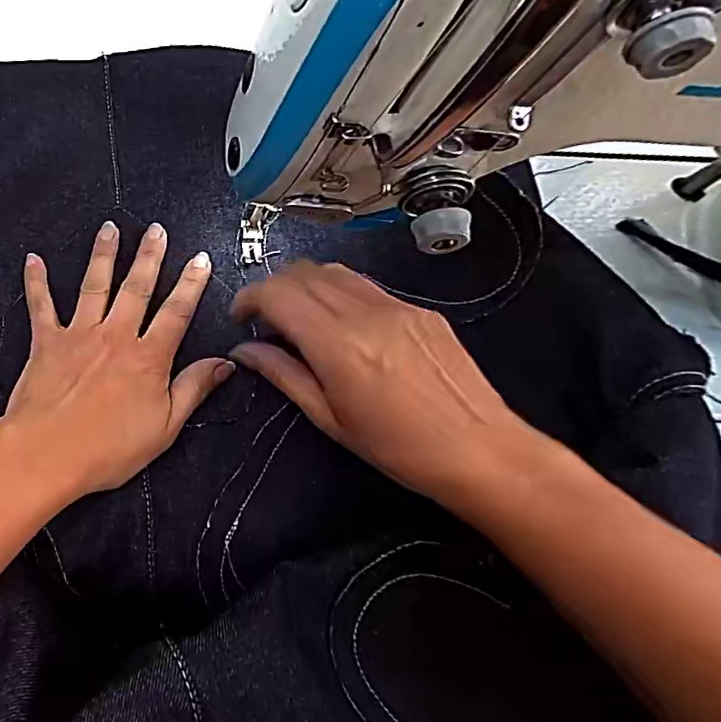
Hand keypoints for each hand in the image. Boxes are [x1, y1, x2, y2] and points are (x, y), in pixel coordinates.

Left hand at [0, 220, 234, 495]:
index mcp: (147, 358)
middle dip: (149, 256)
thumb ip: (194, 389)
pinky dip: (36, 282)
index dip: (191, 283)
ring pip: (95, 285)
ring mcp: (79, 335)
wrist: (46, 453)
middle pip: (137, 287)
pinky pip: (41, 305)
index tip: (199, 260)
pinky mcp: (47, 343)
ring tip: (110, 229)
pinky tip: (34, 260)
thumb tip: (222, 365)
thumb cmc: (105, 448)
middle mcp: (115, 337)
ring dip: (103, 254)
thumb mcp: (165, 427)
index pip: (176, 311)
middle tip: (156, 231)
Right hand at [229, 262, 550, 500]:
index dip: (249, 297)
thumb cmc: (403, 448)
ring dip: (306, 284)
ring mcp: (397, 307)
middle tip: (265, 318)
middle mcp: (367, 315)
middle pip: (303, 274)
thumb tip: (248, 352)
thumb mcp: (330, 419)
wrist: (480, 450)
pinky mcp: (419, 310)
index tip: (241, 314)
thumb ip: (284, 375)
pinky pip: (367, 286)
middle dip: (273, 288)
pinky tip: (343, 323)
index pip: (278, 295)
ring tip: (300, 317)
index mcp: (339, 346)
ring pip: (335, 271)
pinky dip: (341, 293)